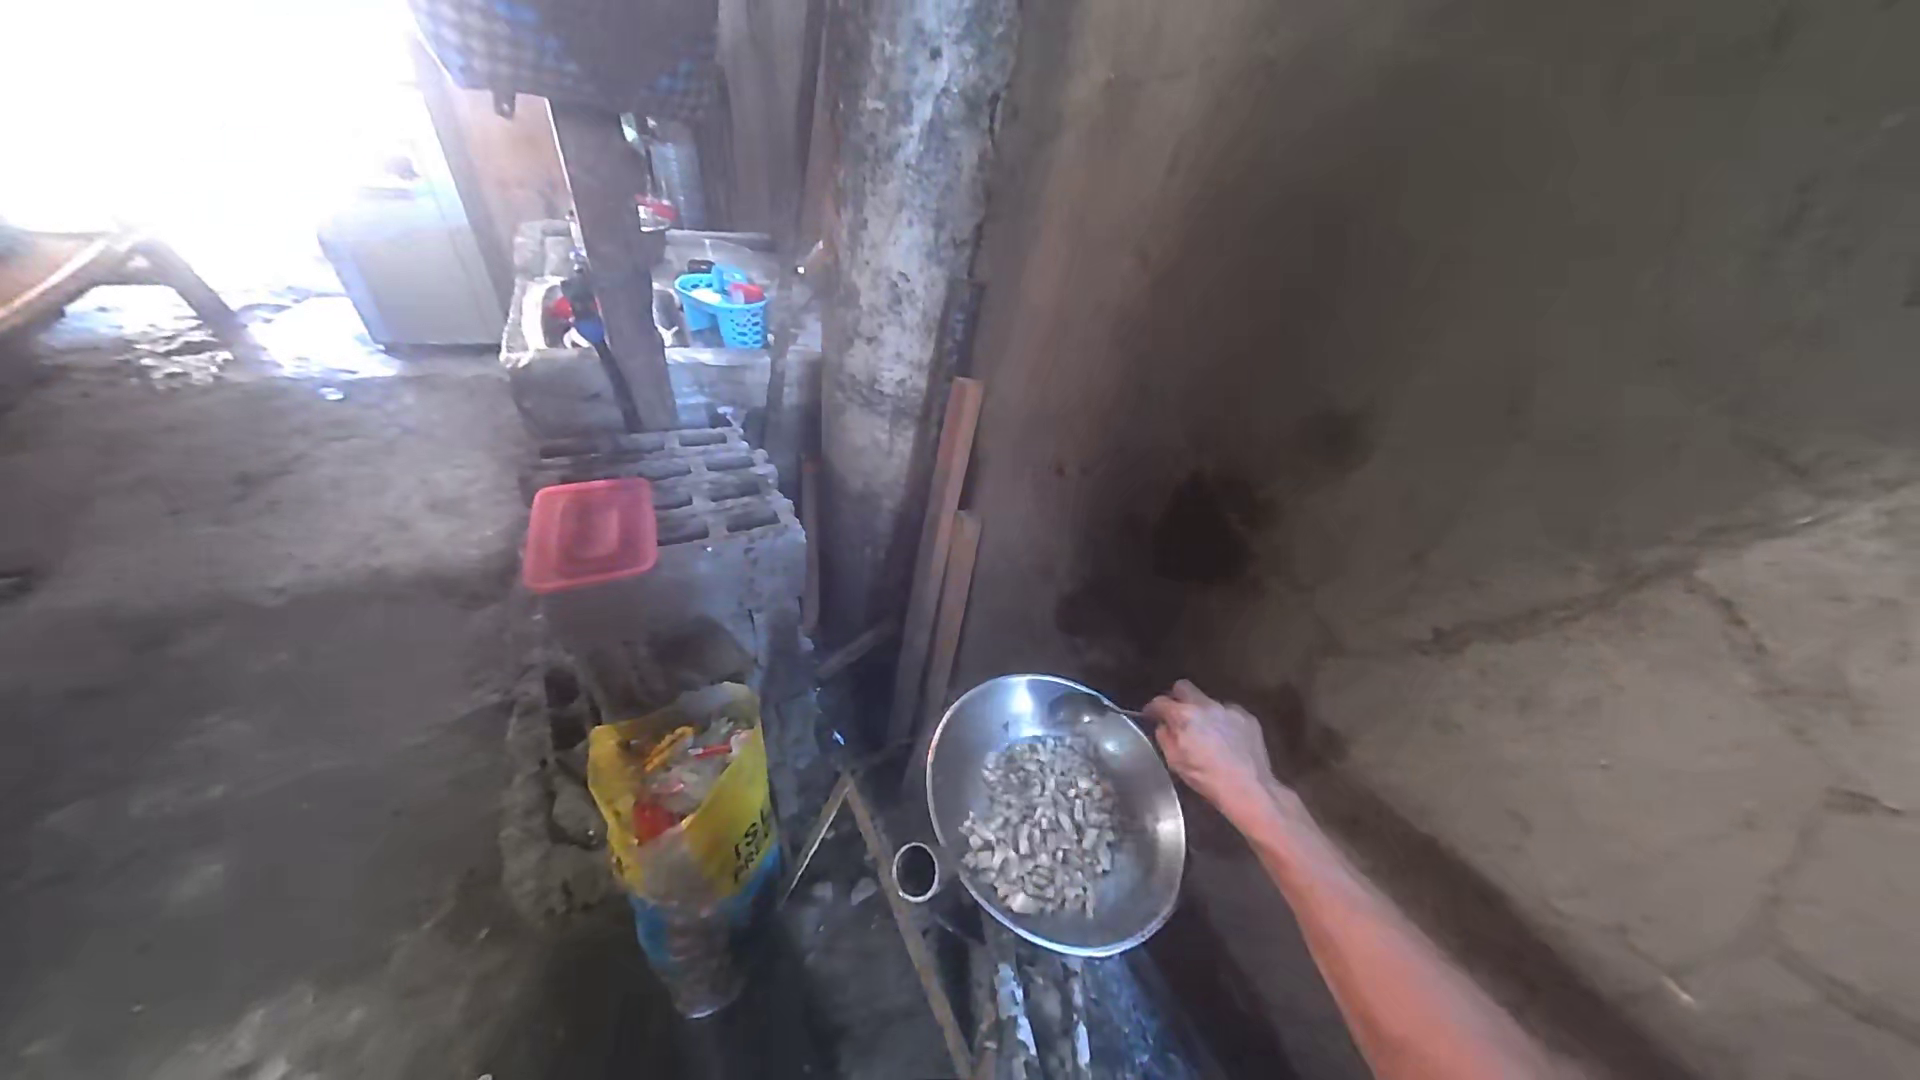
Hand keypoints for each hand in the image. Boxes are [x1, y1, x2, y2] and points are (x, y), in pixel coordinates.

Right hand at [1146, 680, 1284, 825]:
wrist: (1249, 789)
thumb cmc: (1207, 779)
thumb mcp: (1175, 762)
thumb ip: (1164, 737)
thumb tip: (1164, 726)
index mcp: (1184, 716)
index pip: (1160, 701)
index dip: (1153, 708)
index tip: (1151, 715)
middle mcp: (1205, 706)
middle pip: (1183, 687)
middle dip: (1176, 698)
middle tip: (1177, 716)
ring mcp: (1228, 709)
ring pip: (1208, 701)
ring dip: (1203, 712)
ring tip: (1207, 734)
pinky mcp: (1247, 717)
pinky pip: (1228, 712)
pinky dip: (1223, 721)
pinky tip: (1227, 739)